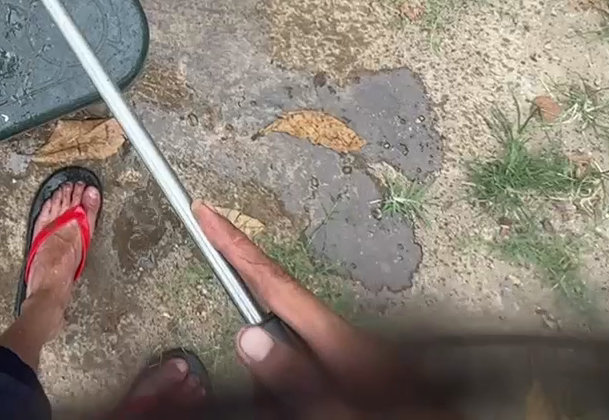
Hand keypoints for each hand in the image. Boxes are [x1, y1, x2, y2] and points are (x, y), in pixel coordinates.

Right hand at [192, 202, 399, 399]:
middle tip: (270, 400)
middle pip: (281, 331)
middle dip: (264, 362)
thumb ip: (299, 378)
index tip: (206, 210)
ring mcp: (363, 366)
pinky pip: (318, 381)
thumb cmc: (402, 418)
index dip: (237, 246)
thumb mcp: (348, 412)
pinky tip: (319, 407)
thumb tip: (248, 337)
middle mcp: (354, 347)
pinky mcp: (366, 383)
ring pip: (296, 362)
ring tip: (306, 409)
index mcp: (348, 343)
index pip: (277, 283)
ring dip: (288, 391)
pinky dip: (306, 397)